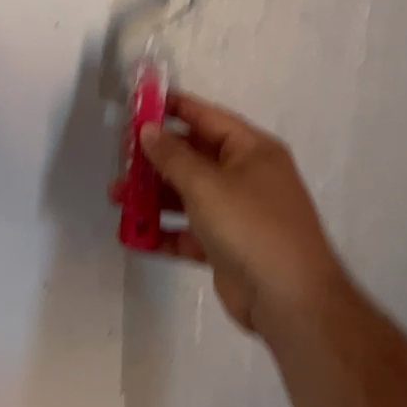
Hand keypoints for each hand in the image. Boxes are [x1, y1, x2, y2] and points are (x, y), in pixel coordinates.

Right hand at [139, 93, 346, 332]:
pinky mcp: (227, 247)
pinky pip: (189, 230)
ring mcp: (238, 213)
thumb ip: (172, 155)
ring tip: (116, 197)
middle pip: (193, 156)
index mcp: (252, 150)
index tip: (137, 105)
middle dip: (155, 158)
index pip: (206, 117)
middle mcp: (247, 176)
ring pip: (187, 194)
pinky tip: (136, 235)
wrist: (290, 301)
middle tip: (120, 158)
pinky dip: (165, 231)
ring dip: (153, 195)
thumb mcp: (206, 184)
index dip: (172, 108)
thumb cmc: (251, 226)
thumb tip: (148, 129)